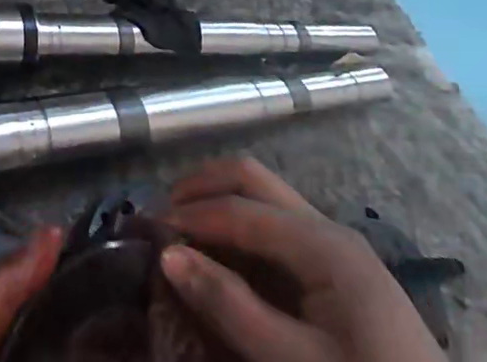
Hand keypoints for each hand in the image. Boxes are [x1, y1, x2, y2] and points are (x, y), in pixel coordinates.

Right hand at [158, 159, 445, 361]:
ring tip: (183, 228)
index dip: (190, 214)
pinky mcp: (339, 267)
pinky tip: (223, 253)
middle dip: (202, 186)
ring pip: (266, 196)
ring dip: (220, 201)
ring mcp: (336, 245)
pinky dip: (242, 225)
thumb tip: (170, 254)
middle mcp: (328, 229)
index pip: (240, 208)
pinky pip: (279, 225)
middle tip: (162, 214)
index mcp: (323, 245)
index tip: (147, 229)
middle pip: (254, 178)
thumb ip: (232, 307)